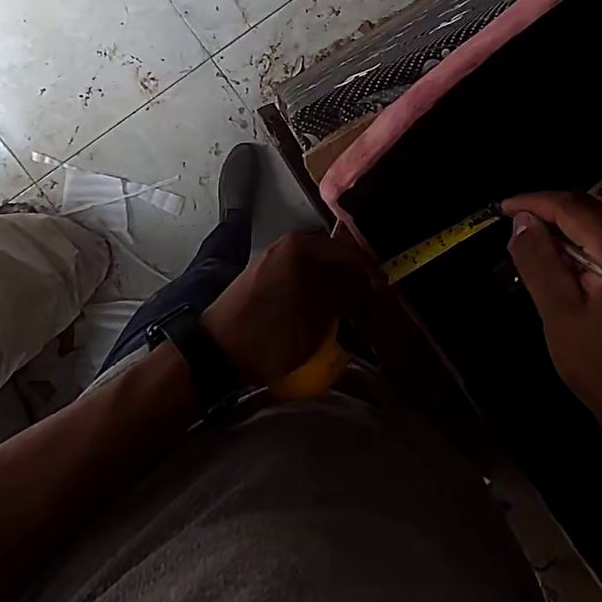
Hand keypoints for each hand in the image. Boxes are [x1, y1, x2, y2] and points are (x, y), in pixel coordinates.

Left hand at [201, 229, 375, 385]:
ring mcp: (274, 262)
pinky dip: (319, 297)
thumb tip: (370, 286)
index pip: (352, 253)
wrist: (214, 354)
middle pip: (336, 260)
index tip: (386, 296)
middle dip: (356, 284)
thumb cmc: (271, 333)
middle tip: (371, 309)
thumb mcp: (318, 315)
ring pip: (320, 273)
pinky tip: (326, 317)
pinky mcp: (266, 281)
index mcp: (302, 247)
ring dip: (338, 292)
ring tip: (351, 317)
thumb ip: (349, 293)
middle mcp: (289, 246)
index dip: (372, 275)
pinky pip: (303, 282)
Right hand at [503, 192, 601, 438]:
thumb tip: (522, 220)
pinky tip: (568, 266)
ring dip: (568, 232)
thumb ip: (539, 262)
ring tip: (534, 248)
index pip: (577, 208)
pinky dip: (588, 248)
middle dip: (551, 215)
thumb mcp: (560, 315)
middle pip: (595, 212)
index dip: (536, 202)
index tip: (503, 207)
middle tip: (515, 230)